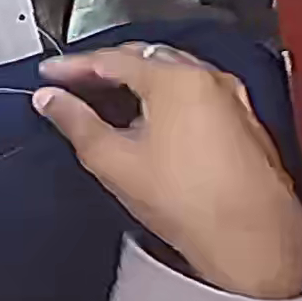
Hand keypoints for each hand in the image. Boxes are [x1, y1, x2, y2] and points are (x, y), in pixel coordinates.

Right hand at [33, 43, 301, 298]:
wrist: (250, 243)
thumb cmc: (189, 202)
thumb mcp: (110, 159)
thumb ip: (74, 120)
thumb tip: (50, 99)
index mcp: (175, 80)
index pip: (110, 59)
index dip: (72, 66)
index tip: (50, 73)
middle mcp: (208, 79)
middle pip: (143, 57)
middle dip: (103, 67)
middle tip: (72, 81)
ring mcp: (229, 98)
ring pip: (169, 71)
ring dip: (133, 78)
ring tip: (103, 96)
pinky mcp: (240, 120)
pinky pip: (191, 91)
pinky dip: (160, 93)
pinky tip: (143, 116)